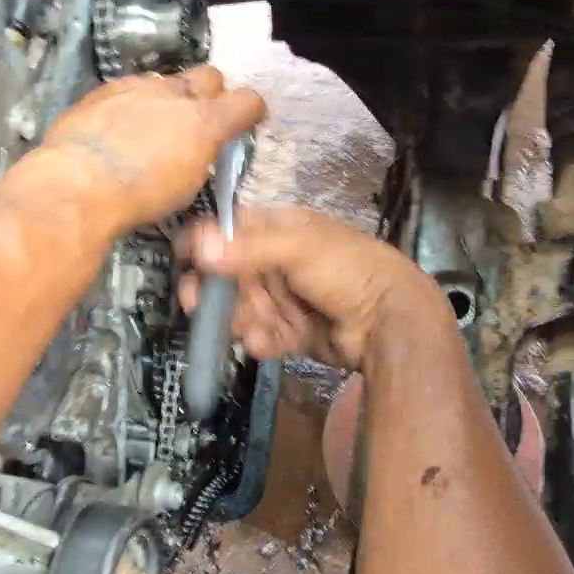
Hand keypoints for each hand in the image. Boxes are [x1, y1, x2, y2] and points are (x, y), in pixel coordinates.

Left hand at [33, 66, 266, 234]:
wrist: (78, 184)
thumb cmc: (140, 197)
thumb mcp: (187, 185)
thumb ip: (200, 155)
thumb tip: (199, 148)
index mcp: (205, 121)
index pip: (247, 100)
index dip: (251, 109)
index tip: (249, 119)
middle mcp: (175, 94)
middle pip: (209, 75)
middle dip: (211, 92)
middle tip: (200, 117)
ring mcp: (137, 87)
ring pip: (165, 81)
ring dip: (168, 99)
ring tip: (154, 126)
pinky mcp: (103, 90)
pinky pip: (128, 89)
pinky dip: (132, 104)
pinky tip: (119, 128)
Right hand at [176, 207, 451, 370]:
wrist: (391, 323)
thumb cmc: (349, 270)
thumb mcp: (299, 248)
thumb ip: (247, 249)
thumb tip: (198, 248)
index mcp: (282, 229)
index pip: (231, 229)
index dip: (205, 241)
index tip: (182, 257)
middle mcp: (279, 262)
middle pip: (229, 275)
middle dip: (213, 291)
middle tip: (194, 303)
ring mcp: (286, 299)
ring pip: (242, 309)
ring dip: (237, 320)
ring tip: (244, 328)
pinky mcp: (292, 332)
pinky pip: (263, 335)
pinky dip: (261, 340)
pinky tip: (265, 343)